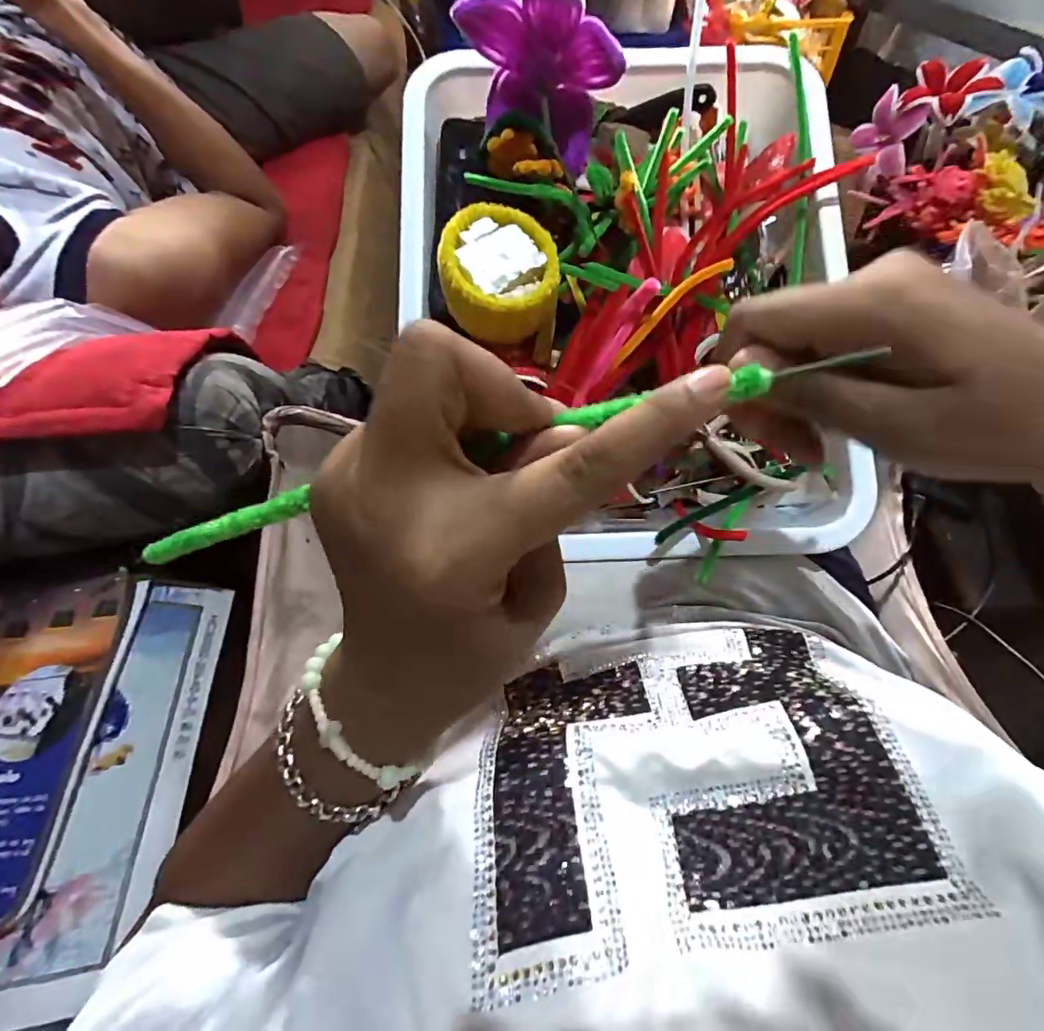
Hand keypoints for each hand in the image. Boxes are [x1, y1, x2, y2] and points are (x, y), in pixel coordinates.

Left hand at [307, 323, 731, 759]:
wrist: (378, 685)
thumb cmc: (472, 657)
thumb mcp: (541, 594)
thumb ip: (559, 504)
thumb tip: (563, 432)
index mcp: (459, 551)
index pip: (570, 468)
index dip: (647, 422)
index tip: (709, 382)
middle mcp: (390, 496)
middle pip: (438, 359)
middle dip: (503, 387)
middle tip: (523, 449)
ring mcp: (349, 472)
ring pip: (424, 371)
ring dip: (479, 412)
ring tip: (484, 477)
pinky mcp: (335, 464)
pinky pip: (410, 406)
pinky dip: (450, 431)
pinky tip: (448, 486)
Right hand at [718, 250, 1043, 485]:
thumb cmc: (1000, 429)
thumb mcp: (899, 428)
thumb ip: (817, 393)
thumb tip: (745, 372)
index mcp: (872, 299)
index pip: (757, 314)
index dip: (732, 369)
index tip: (756, 431)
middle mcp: (872, 275)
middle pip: (777, 326)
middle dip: (769, 390)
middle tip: (795, 452)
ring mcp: (890, 284)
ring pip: (801, 334)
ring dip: (796, 390)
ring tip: (821, 445)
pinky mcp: (902, 302)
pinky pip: (834, 335)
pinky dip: (824, 378)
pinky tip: (847, 416)